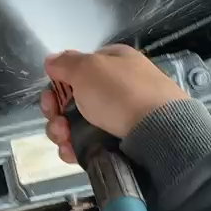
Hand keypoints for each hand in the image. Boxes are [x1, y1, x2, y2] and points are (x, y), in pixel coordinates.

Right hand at [39, 45, 187, 162]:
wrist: (160, 132)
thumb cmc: (122, 92)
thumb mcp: (88, 67)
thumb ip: (65, 63)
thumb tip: (52, 60)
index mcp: (113, 63)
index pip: (77, 70)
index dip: (58, 83)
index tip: (50, 96)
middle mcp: (116, 88)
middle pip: (72, 99)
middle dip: (56, 111)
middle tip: (56, 119)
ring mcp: (118, 116)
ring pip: (76, 123)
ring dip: (61, 130)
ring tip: (63, 138)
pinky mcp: (119, 142)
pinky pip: (87, 143)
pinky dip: (74, 147)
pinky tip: (70, 151)